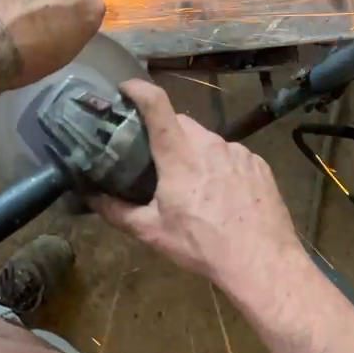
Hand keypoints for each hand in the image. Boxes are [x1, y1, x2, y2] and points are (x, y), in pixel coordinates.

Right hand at [92, 81, 305, 295]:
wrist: (264, 264)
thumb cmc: (202, 245)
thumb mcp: (152, 232)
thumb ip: (116, 211)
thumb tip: (90, 197)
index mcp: (178, 153)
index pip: (156, 104)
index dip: (138, 89)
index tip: (125, 88)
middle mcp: (208, 143)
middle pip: (180, 122)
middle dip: (165, 133)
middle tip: (157, 160)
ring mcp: (237, 151)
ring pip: (206, 140)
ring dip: (194, 153)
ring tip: (193, 185)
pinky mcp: (258, 164)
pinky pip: (230, 155)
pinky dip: (220, 166)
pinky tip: (222, 195)